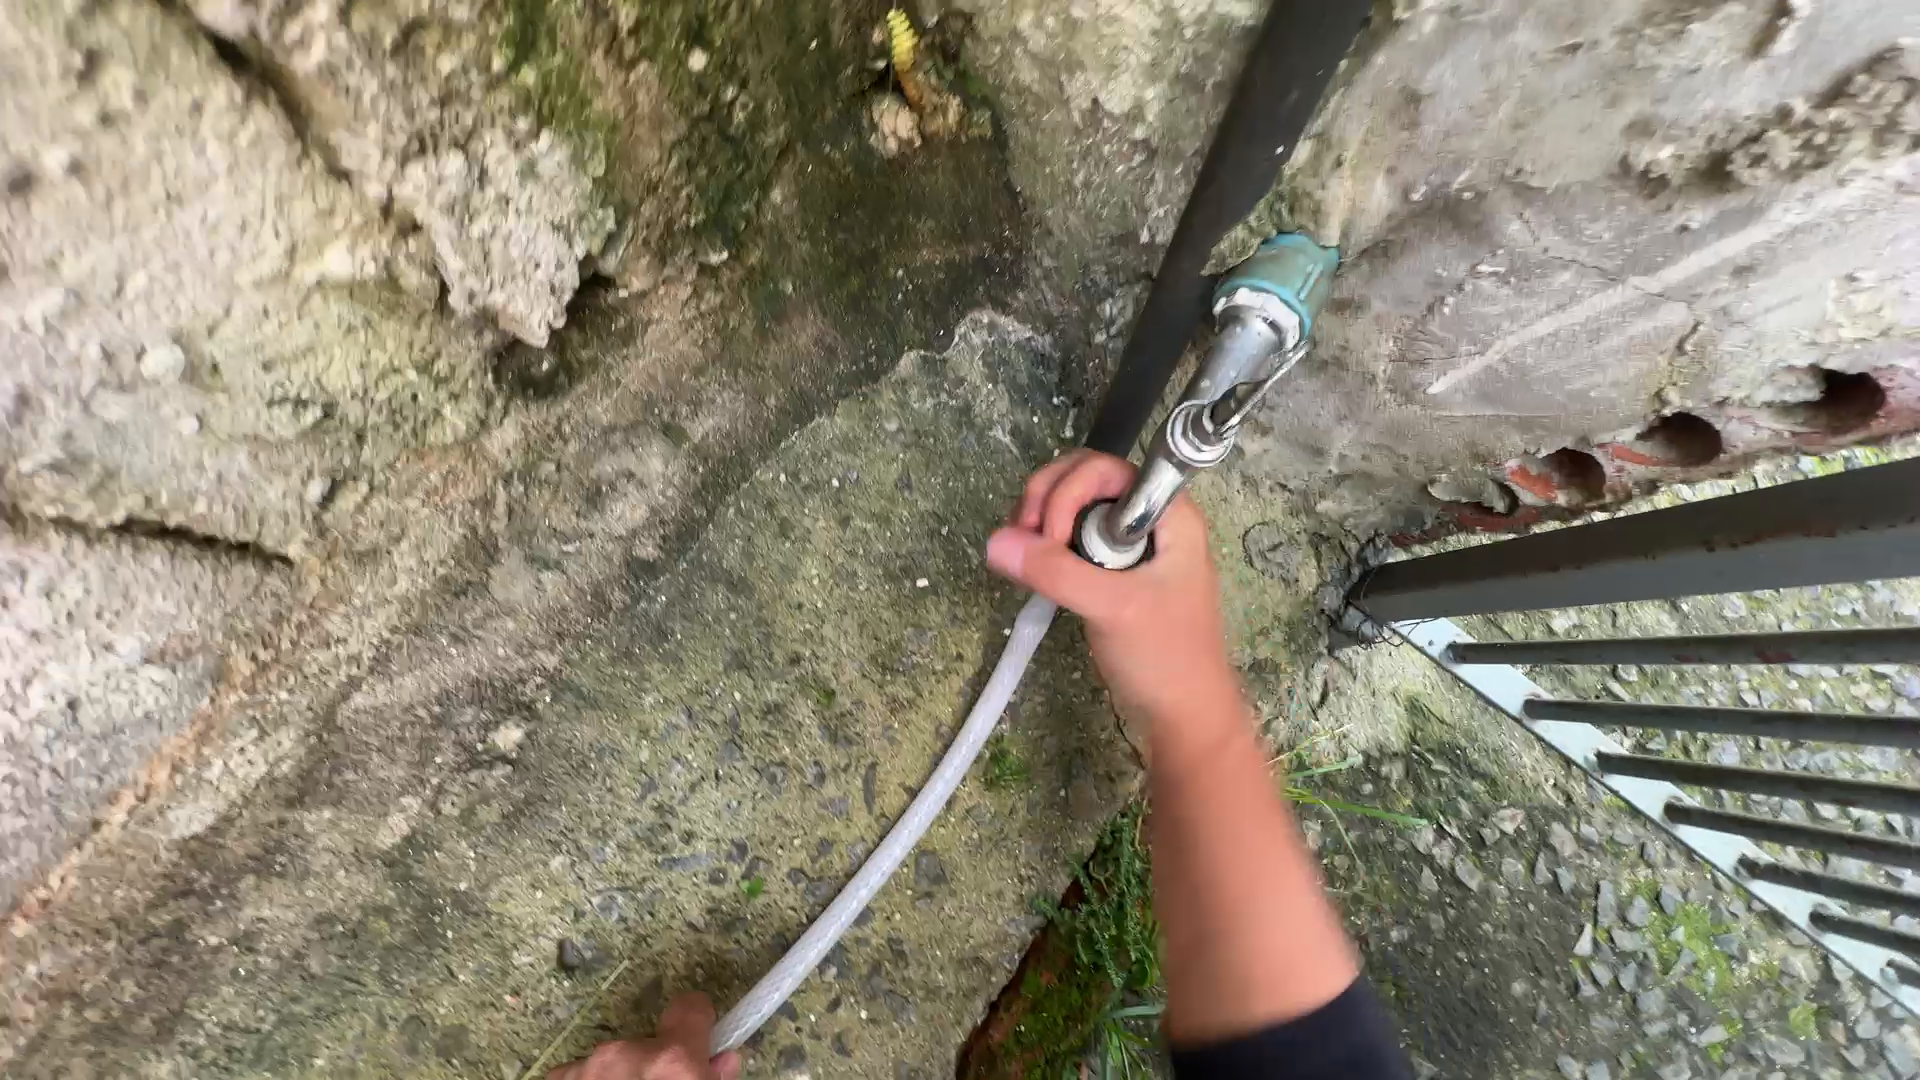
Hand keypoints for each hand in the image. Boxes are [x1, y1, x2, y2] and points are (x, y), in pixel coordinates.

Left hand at [547, 993, 741, 1079]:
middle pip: (645, 1041)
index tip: (699, 1041)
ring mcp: (584, 1072)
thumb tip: (723, 1060)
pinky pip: (571, 1075)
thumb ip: (711, 1078)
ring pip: (604, 1062)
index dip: (696, 1024)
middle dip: (649, 1064)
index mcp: (672, 1060)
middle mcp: (627, 1056)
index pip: (691, 1006)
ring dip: (612, 1079)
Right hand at [985, 450, 1240, 727]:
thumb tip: (996, 541)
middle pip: (1084, 479)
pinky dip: (1044, 546)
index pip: (1106, 469)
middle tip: (1023, 537)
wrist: (1183, 717)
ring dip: (1039, 521)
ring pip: (1072, 509)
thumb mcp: (1112, 608)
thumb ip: (1056, 572)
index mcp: (1167, 513)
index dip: (1069, 491)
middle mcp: (1147, 519)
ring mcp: (1127, 546)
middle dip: (1046, 500)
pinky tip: (1030, 567)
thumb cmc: (1164, 657)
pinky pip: (1070, 540)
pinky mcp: (1109, 572)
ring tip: (1022, 555)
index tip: (1049, 536)